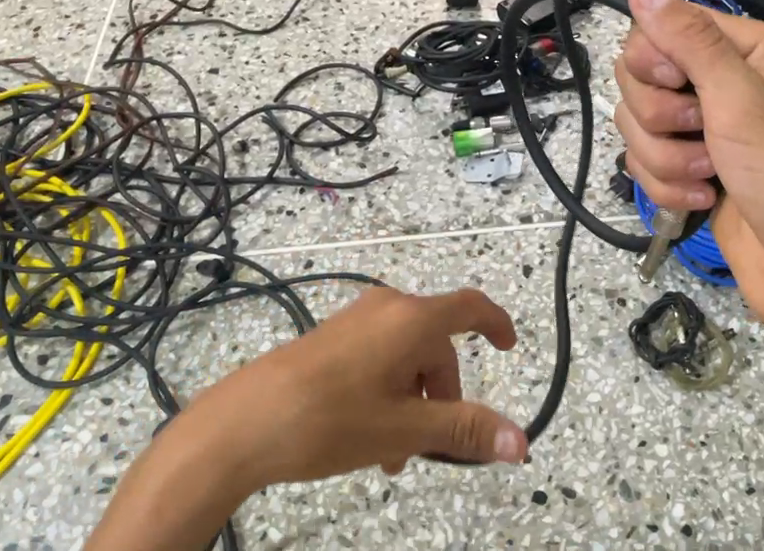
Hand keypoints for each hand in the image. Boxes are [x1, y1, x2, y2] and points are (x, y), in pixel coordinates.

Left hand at [90, 287, 526, 550]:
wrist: (242, 423)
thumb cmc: (331, 420)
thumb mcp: (404, 429)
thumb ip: (463, 430)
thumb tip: (521, 442)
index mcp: (412, 319)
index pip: (470, 308)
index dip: (496, 323)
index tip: (509, 348)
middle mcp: (387, 308)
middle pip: (436, 345)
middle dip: (441, 395)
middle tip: (427, 448)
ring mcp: (356, 320)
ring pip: (406, 357)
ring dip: (412, 401)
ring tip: (391, 455)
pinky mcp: (332, 337)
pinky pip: (378, 357)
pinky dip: (388, 393)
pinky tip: (367, 435)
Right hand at [613, 0, 763, 341]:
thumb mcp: (739, 97)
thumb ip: (686, 40)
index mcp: (738, 48)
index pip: (657, 29)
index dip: (654, 61)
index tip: (677, 86)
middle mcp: (716, 80)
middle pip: (638, 78)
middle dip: (661, 117)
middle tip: (703, 133)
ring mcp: (700, 128)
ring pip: (637, 125)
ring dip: (668, 159)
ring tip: (711, 176)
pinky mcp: (688, 170)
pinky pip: (644, 164)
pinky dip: (669, 186)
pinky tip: (705, 199)